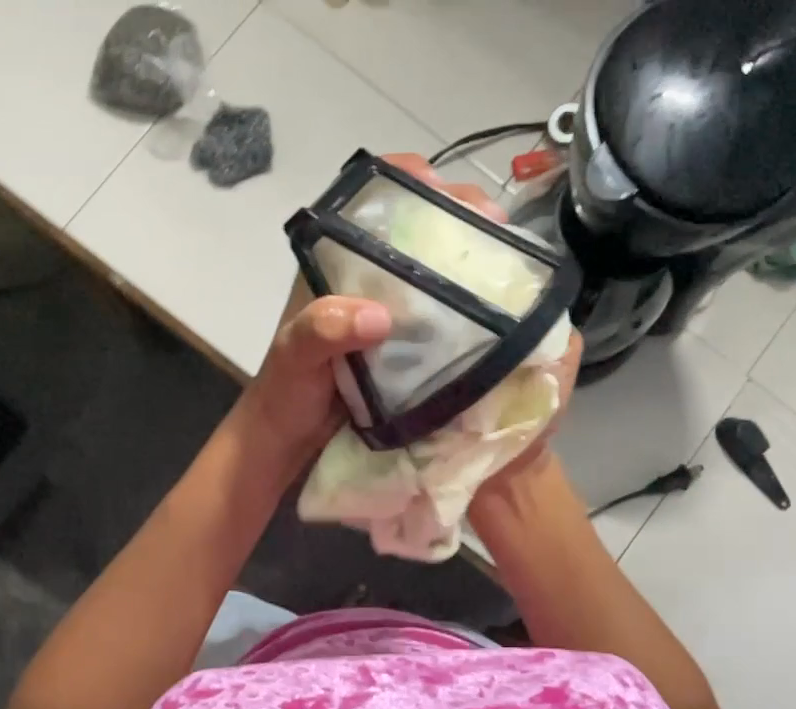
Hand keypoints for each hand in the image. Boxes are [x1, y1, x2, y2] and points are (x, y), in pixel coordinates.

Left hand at [240, 153, 578, 465]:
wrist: (292, 438)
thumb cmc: (286, 389)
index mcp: (333, 260)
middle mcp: (366, 274)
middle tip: (497, 231)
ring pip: (436, 266)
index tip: (446, 193)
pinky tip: (501, 312)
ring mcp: (390, 306)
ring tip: (509, 265)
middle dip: (458, 217)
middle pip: (417, 225)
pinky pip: (444, 312)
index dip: (409, 182)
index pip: (370, 198)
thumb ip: (323, 330)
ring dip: (472, 259)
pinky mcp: (408, 341)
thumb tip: (378, 316)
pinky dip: (470, 306)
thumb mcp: (295, 355)